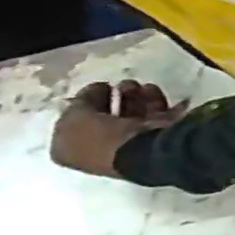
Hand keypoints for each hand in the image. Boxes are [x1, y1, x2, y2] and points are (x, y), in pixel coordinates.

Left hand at [49, 80, 185, 178]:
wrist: (144, 151)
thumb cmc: (100, 137)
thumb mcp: (76, 116)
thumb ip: (80, 102)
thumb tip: (94, 92)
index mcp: (73, 151)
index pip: (76, 122)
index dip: (85, 101)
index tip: (99, 85)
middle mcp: (104, 149)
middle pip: (108, 117)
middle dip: (114, 98)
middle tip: (122, 84)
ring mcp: (134, 144)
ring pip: (133, 115)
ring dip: (134, 97)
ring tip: (137, 84)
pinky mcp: (161, 138)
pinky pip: (157, 116)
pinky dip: (156, 101)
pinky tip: (153, 90)